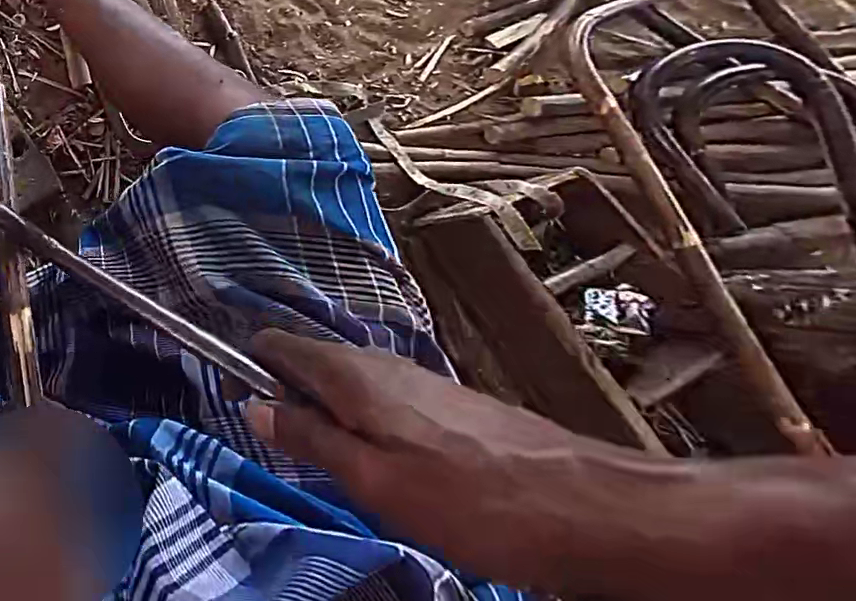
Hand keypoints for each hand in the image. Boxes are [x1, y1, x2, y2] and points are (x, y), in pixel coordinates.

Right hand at [244, 330, 640, 589]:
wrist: (607, 512)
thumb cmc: (474, 502)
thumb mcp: (373, 482)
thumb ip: (306, 437)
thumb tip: (252, 406)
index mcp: (344, 372)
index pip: (271, 343)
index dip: (249, 369)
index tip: (250, 411)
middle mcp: (373, 359)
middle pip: (306, 363)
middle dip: (292, 400)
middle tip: (307, 459)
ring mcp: (413, 376)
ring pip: (344, 384)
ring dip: (332, 417)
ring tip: (356, 473)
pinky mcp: (447, 399)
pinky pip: (381, 398)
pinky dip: (369, 424)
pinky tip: (402, 470)